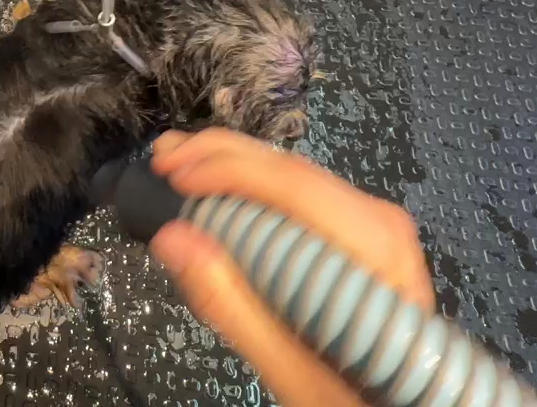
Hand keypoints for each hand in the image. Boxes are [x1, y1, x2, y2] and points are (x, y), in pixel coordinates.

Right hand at [148, 128, 433, 406]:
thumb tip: (171, 237)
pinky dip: (242, 177)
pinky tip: (208, 178)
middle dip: (215, 154)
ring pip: (283, 166)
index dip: (226, 170)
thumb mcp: (295, 373)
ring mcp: (365, 216)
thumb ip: (234, 307)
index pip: (292, 185)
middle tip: (162, 157)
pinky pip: (288, 185)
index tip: (174, 176)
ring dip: (223, 158)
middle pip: (285, 165)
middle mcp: (374, 218)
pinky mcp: (348, 222)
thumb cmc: (355, 396)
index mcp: (373, 249)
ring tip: (173, 159)